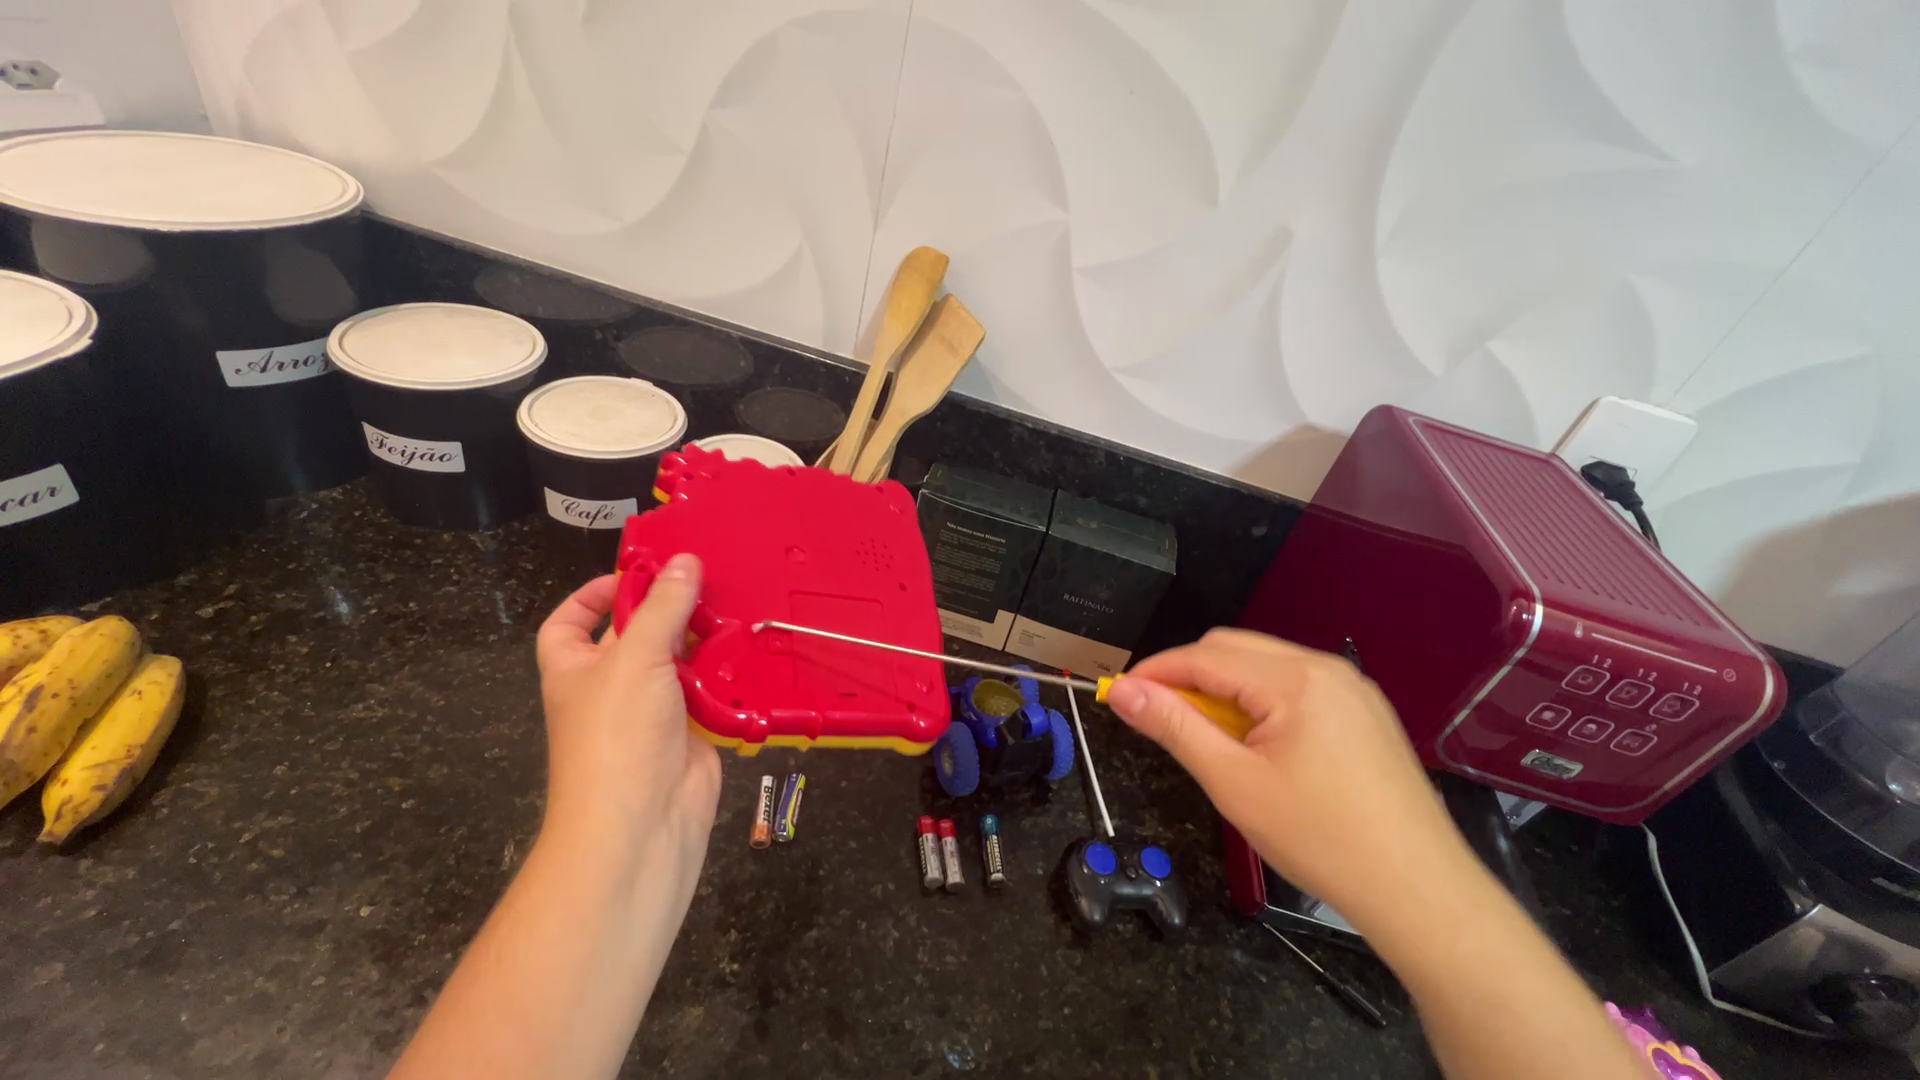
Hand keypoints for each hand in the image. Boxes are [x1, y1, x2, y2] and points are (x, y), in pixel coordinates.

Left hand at [534, 556, 721, 880]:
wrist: (643, 824)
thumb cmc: (618, 734)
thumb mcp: (634, 658)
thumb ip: (663, 608)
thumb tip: (685, 561)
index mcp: (576, 668)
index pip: (570, 622)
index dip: (594, 595)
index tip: (636, 574)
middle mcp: (612, 686)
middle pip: (638, 634)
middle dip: (670, 609)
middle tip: (711, 577)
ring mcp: (654, 710)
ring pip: (680, 661)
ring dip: (705, 638)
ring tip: (738, 604)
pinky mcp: (693, 729)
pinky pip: (710, 690)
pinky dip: (728, 672)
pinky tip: (751, 648)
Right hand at [1103, 629, 1475, 933]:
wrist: (1419, 889)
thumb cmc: (1320, 838)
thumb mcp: (1232, 782)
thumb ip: (1174, 727)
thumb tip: (1122, 692)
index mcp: (1295, 679)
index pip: (1205, 656)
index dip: (1156, 670)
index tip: (1119, 693)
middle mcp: (1326, 668)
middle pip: (1235, 649)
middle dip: (1189, 675)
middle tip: (1158, 717)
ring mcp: (1352, 688)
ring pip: (1265, 665)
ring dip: (1224, 689)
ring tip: (1206, 736)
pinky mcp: (1365, 712)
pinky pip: (1295, 686)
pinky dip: (1260, 701)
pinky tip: (1255, 743)